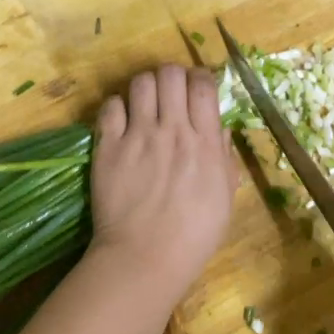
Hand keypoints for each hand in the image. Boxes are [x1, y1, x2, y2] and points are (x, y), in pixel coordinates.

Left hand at [86, 65, 239, 303]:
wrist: (143, 260)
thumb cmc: (191, 237)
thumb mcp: (224, 201)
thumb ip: (225, 161)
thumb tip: (221, 131)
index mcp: (205, 143)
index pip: (203, 84)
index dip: (199, 78)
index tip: (195, 88)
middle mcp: (172, 130)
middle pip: (170, 73)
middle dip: (172, 76)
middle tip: (170, 94)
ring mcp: (138, 135)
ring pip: (141, 82)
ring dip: (145, 88)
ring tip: (145, 105)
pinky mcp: (109, 145)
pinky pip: (111, 105)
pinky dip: (117, 107)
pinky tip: (120, 122)